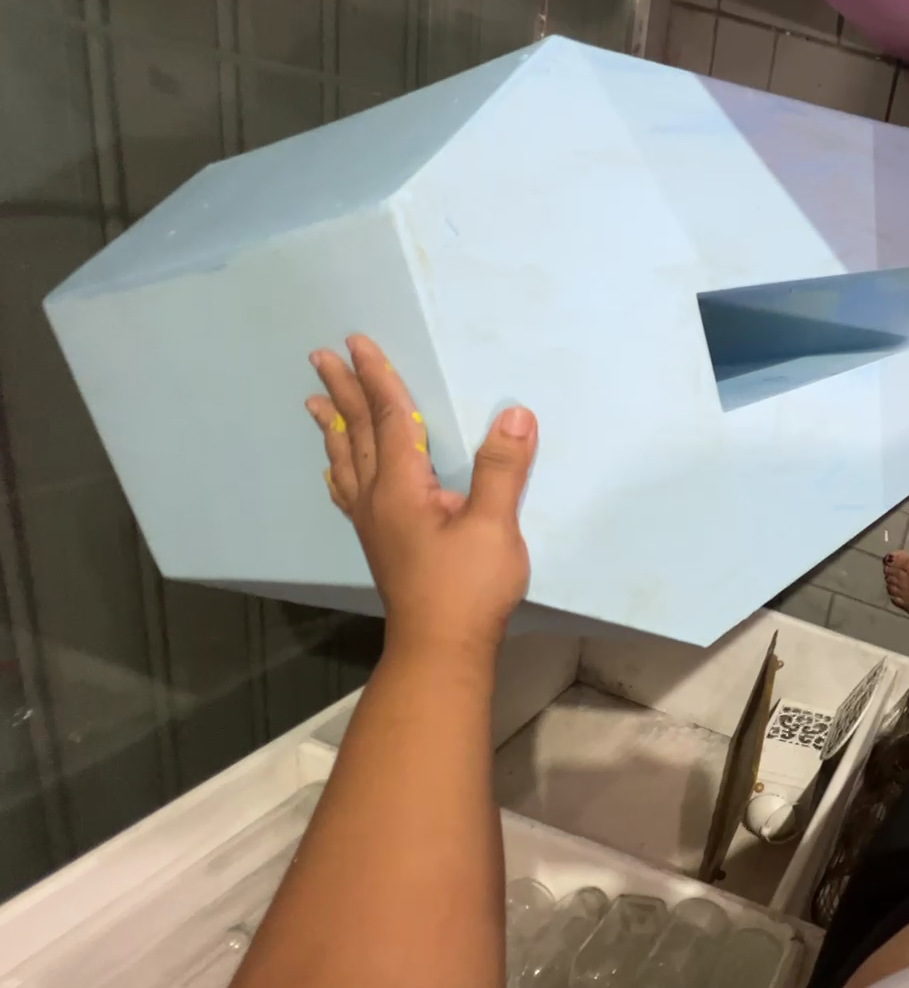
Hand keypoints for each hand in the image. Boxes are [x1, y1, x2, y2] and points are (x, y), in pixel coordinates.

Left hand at [306, 334, 537, 654]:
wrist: (442, 643)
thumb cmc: (469, 584)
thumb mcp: (495, 525)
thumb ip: (503, 468)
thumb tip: (515, 414)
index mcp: (402, 488)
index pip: (390, 420)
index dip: (378, 380)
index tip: (358, 344)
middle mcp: (378, 498)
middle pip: (358, 433)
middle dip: (343, 392)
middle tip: (321, 356)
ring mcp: (375, 521)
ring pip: (347, 460)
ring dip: (334, 425)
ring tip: (313, 400)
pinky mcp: (382, 539)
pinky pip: (349, 489)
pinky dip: (339, 467)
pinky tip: (336, 469)